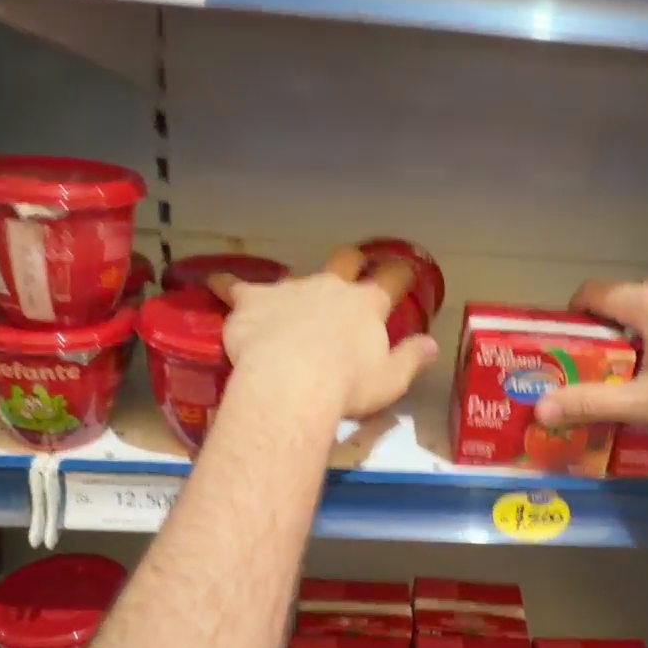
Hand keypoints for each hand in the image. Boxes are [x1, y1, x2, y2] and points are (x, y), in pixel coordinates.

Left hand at [209, 248, 438, 417]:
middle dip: (351, 261)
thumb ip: (411, 359)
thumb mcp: (390, 380)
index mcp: (366, 304)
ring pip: (291, 275)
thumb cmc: (346, 385)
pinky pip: (235, 287)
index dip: (401, 274)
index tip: (406, 271)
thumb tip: (432, 345)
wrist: (292, 381)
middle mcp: (330, 287)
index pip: (391, 279)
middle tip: (352, 266)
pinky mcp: (253, 301)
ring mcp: (289, 289)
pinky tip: (214, 282)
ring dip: (292, 284)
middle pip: (344, 262)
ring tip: (285, 292)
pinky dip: (225, 285)